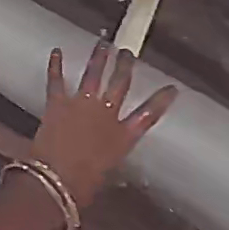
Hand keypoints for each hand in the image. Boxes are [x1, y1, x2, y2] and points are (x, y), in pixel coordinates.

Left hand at [29, 42, 177, 208]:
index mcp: (122, 137)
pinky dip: (55, 64)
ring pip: (93, 74)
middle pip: (119, 84)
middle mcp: (105, 115)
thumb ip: (106, 160)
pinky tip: (56, 51)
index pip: (148, 115)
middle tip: (127, 51)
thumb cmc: (83, 186)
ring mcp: (81, 104)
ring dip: (98, 57)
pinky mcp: (58, 102)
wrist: (56, 180)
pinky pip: (57, 79)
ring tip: (103, 43)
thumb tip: (103, 162)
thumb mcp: (104, 174)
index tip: (172, 87)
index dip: (161, 100)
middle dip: (125, 66)